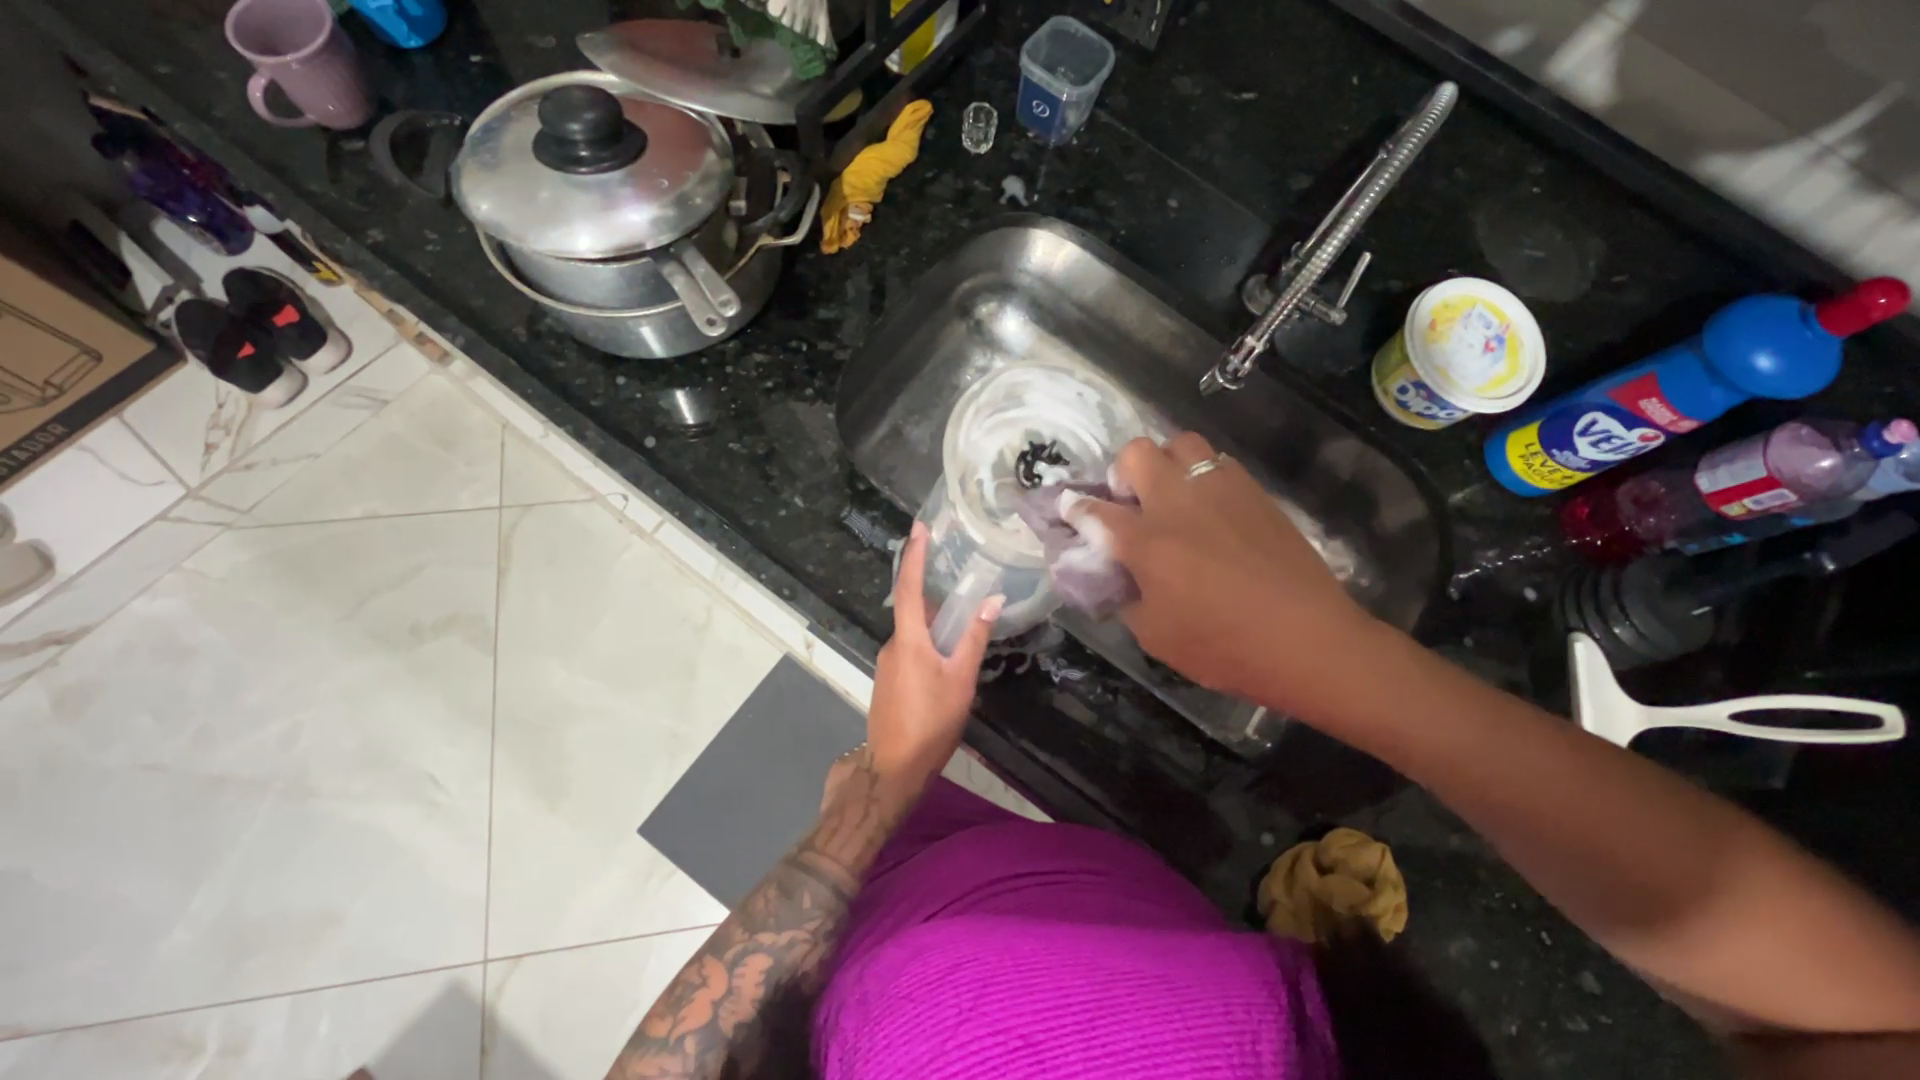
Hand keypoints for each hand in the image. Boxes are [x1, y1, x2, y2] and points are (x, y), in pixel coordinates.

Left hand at [863, 520, 1001, 794]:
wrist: (895, 768)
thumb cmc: (931, 722)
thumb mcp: (961, 680)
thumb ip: (974, 638)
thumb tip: (992, 601)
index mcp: (908, 640)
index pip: (909, 588)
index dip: (913, 556)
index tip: (918, 528)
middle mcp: (892, 646)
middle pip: (912, 609)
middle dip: (931, 590)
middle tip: (954, 570)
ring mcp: (888, 665)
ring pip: (913, 633)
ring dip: (933, 621)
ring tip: (961, 615)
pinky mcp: (890, 682)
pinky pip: (910, 650)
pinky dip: (928, 641)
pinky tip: (948, 654)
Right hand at [1065, 433, 1378, 709]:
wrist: (1308, 639)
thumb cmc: (1225, 647)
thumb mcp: (1157, 637)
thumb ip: (1127, 598)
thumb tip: (1119, 576)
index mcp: (1147, 542)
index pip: (1095, 511)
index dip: (1075, 508)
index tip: (1069, 508)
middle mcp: (1178, 503)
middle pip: (1135, 454)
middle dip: (1122, 473)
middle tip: (1131, 505)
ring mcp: (1220, 491)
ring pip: (1181, 444)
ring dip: (1166, 463)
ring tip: (1173, 497)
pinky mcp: (1255, 493)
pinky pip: (1218, 464)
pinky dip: (1202, 476)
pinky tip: (1210, 510)